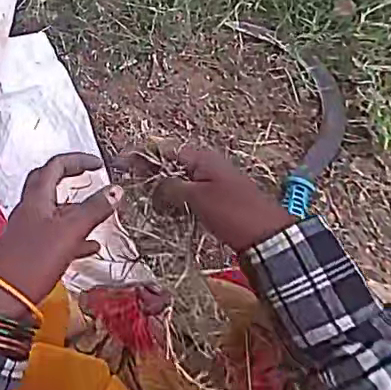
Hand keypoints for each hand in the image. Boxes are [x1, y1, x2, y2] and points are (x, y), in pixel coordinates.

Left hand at [0, 152, 119, 320]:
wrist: (5, 297)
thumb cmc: (35, 260)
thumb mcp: (70, 231)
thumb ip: (93, 209)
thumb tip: (116, 189)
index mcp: (36, 198)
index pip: (55, 166)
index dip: (77, 160)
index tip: (98, 164)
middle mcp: (29, 208)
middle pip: (48, 182)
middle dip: (69, 175)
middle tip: (89, 175)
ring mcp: (28, 228)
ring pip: (53, 209)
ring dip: (74, 207)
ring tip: (98, 212)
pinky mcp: (30, 249)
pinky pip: (55, 234)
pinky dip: (73, 235)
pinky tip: (91, 246)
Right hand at [133, 143, 294, 251]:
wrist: (270, 238)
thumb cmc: (234, 213)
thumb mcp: (197, 197)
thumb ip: (171, 186)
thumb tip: (153, 182)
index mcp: (201, 158)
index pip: (163, 150)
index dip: (141, 155)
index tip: (120, 162)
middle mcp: (206, 166)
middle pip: (169, 164)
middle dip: (149, 172)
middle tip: (128, 182)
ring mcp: (212, 182)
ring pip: (178, 180)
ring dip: (162, 188)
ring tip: (144, 199)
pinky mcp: (217, 200)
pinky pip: (189, 194)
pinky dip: (176, 200)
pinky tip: (166, 211)